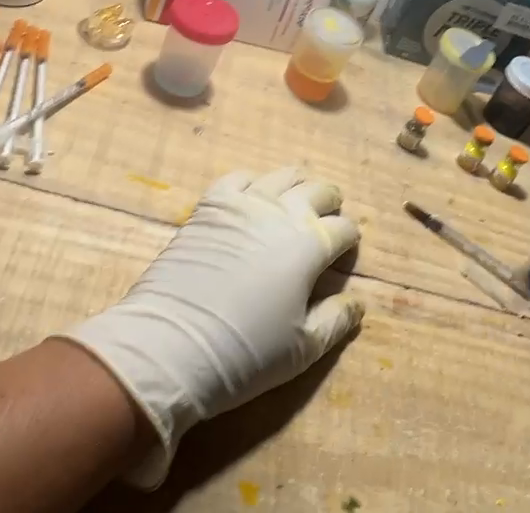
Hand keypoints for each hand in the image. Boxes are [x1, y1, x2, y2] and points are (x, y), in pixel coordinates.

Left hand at [59, 166, 362, 487]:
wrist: (172, 346)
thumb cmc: (245, 353)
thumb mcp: (303, 350)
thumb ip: (336, 320)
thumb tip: (357, 302)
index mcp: (309, 245)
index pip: (343, 229)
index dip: (348, 241)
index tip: (343, 255)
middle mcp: (281, 213)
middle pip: (317, 190)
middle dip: (329, 204)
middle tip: (325, 223)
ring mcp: (243, 204)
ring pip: (281, 176)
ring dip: (296, 186)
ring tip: (294, 203)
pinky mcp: (209, 206)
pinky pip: (239, 177)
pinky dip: (253, 183)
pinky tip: (252, 199)